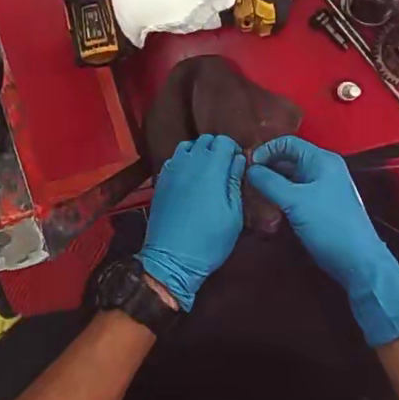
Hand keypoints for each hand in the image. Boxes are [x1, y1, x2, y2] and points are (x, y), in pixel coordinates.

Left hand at [138, 134, 245, 309]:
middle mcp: (189, 162)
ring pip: (187, 146)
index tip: (238, 165)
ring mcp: (171, 170)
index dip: (234, 150)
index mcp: (211, 168)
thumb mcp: (234, 215)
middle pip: (205, 140)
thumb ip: (235, 182)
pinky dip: (184, 161)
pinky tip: (189, 179)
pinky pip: (174, 159)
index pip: (224, 141)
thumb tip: (238, 159)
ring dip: (199, 153)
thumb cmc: (209, 241)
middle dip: (218, 149)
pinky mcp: (160, 180)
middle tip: (225, 169)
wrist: (171, 259)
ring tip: (207, 172)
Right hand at [246, 136, 398, 345]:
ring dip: (271, 181)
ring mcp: (321, 187)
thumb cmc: (329, 225)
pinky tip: (264, 203)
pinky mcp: (318, 204)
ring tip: (250, 190)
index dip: (266, 150)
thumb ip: (269, 182)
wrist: (356, 260)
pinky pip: (293, 191)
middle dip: (266, 165)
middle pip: (288, 158)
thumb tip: (249, 168)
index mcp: (322, 160)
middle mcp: (322, 169)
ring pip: (289, 176)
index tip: (247, 165)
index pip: (288, 142)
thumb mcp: (295, 201)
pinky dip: (279, 193)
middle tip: (244, 178)